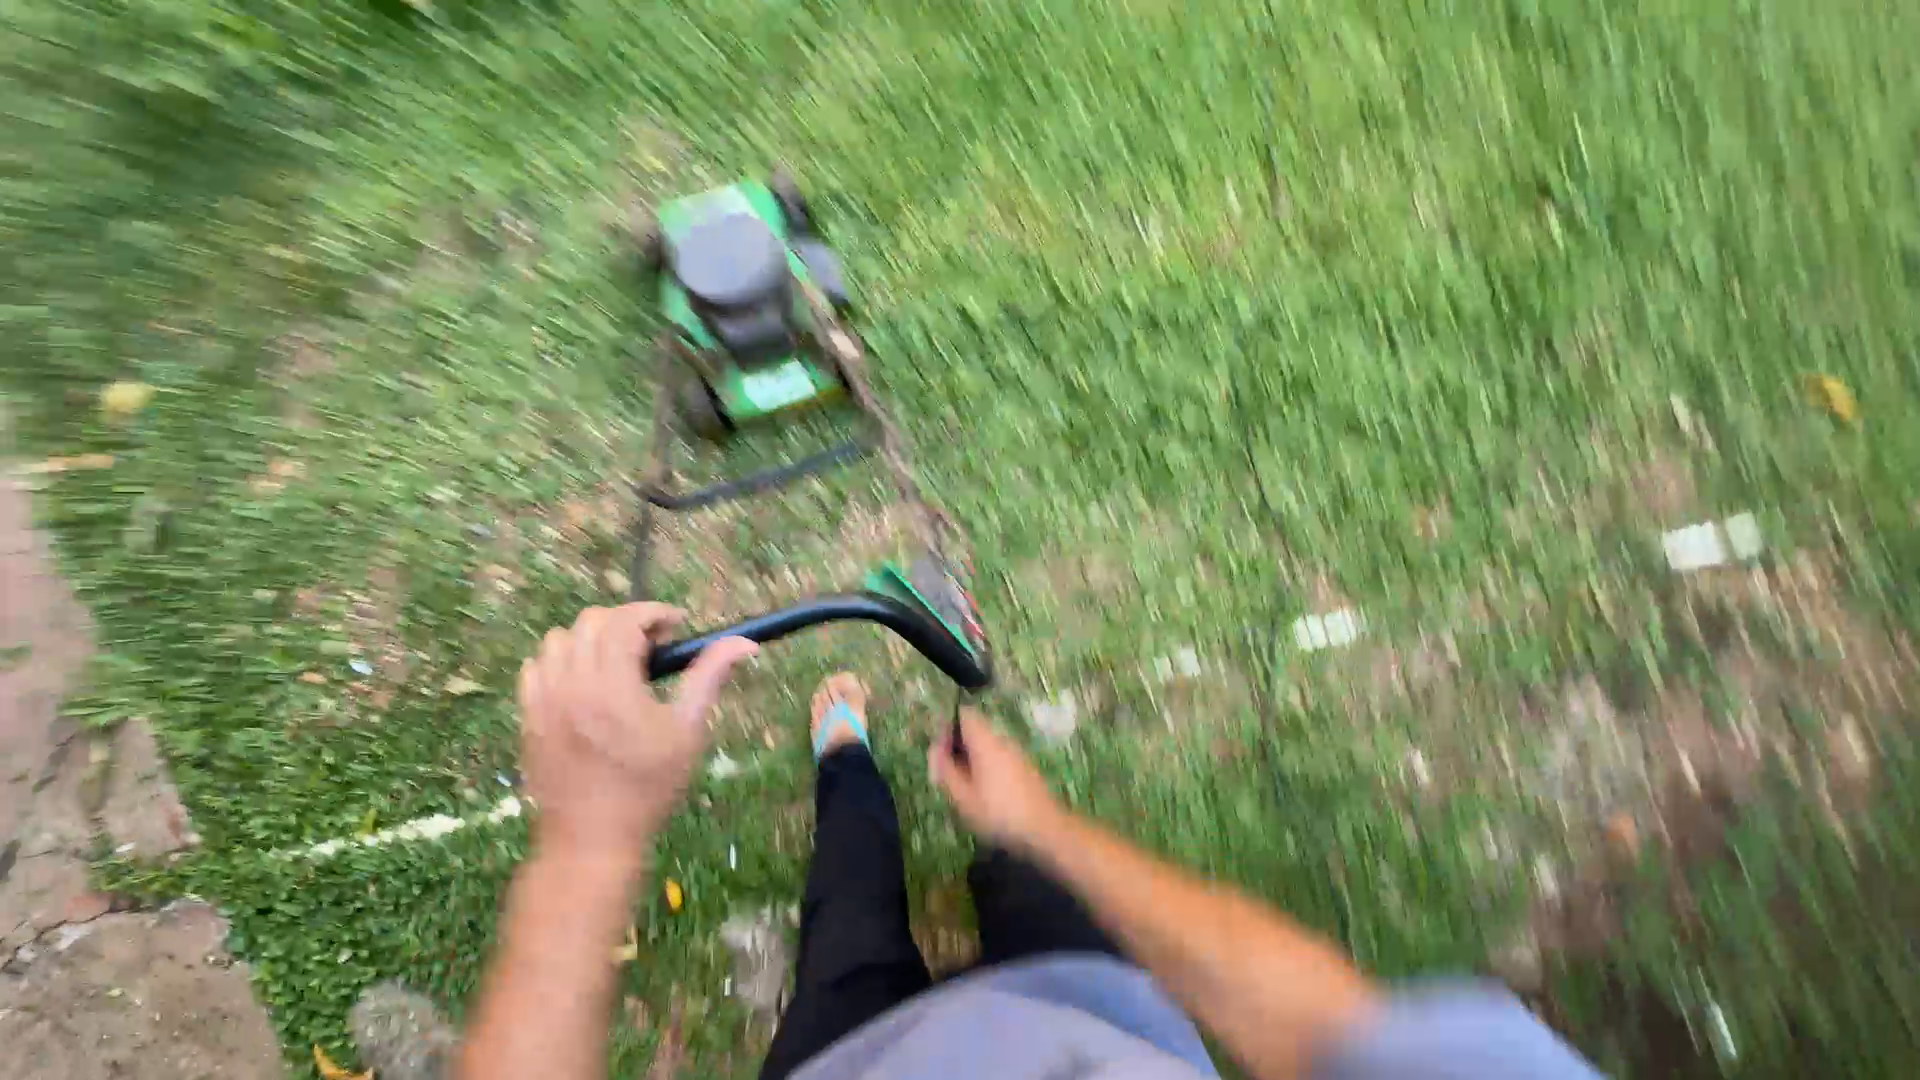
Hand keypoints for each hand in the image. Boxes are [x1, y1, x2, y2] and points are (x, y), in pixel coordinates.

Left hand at [517, 603, 757, 864]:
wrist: (591, 840)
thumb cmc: (649, 787)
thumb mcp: (687, 730)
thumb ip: (709, 676)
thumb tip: (745, 643)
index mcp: (611, 685)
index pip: (625, 621)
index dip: (654, 614)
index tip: (676, 626)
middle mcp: (571, 684)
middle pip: (591, 622)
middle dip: (626, 622)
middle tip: (653, 646)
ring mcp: (542, 701)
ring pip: (559, 640)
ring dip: (592, 639)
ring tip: (618, 663)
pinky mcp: (528, 718)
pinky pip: (536, 667)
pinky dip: (561, 661)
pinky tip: (584, 683)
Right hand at [928, 708, 1064, 851]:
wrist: (1045, 829)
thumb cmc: (999, 813)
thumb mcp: (963, 797)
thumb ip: (945, 770)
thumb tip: (935, 749)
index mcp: (985, 741)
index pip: (964, 714)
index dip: (947, 727)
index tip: (939, 751)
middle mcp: (1002, 740)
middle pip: (974, 729)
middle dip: (957, 746)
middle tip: (947, 773)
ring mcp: (1016, 752)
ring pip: (986, 744)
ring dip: (971, 758)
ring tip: (963, 787)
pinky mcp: (1024, 766)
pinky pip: (998, 756)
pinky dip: (986, 766)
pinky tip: (984, 793)